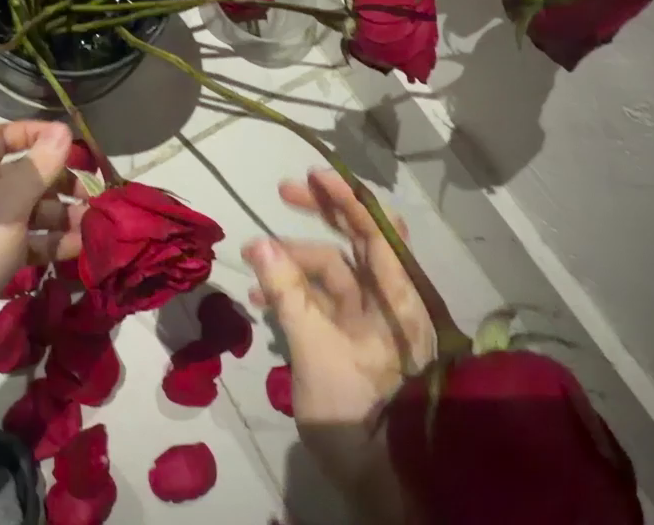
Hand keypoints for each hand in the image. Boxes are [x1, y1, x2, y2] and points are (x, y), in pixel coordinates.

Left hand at [0, 121, 81, 371]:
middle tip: (90, 192)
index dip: (35, 133)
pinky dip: (51, 243)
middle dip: (58, 181)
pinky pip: (27, 244)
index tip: (69, 142)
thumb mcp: (10, 200)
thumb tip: (63, 130)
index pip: (3, 136)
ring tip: (92, 224)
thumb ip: (39, 165)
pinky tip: (79, 249)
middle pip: (23, 176)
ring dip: (61, 215)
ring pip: (29, 212)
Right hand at [243, 170, 440, 521]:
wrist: (381, 479)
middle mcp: (389, 302)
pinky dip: (294, 292)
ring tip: (255, 261)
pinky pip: (323, 301)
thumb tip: (257, 243)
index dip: (348, 197)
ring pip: (333, 272)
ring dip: (295, 259)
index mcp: (398, 298)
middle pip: (356, 241)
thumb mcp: (315, 349)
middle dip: (320, 214)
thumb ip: (287, 293)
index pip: (377, 230)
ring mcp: (370, 323)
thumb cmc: (359, 412)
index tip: (313, 174)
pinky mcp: (352, 342)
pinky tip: (261, 300)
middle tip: (282, 191)